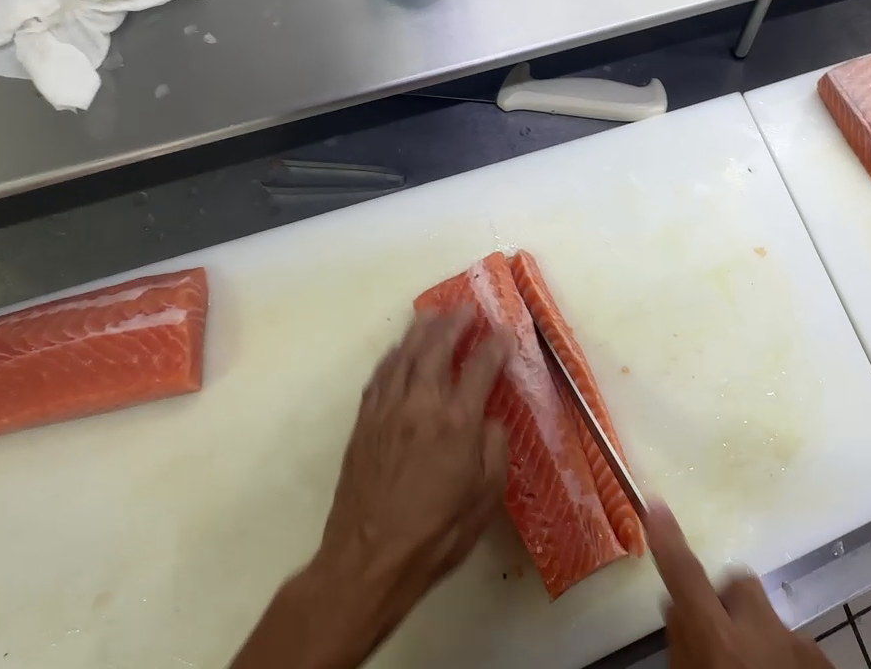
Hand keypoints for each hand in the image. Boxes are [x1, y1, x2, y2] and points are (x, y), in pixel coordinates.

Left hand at [232, 312, 509, 668]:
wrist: (369, 560)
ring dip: (420, 332)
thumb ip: (494, 447)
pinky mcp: (364, 425)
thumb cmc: (439, 531)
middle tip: (467, 309)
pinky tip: (398, 351)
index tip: (506, 331)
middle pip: (437, 348)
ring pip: (404, 357)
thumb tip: (488, 419)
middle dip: (455, 323)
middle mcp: (421, 405)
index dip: (496, 344)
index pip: (481, 366)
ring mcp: (388, 412)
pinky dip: (392, 357)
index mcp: (457, 421)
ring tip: (432, 315)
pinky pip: (379, 378)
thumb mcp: (486, 494)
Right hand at [648, 504, 831, 668]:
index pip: (686, 578)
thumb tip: (676, 609)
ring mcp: (800, 646)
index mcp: (720, 645)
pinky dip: (779, 659)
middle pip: (738, 583)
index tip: (656, 506)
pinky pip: (793, 645)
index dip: (669, 541)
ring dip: (754, 637)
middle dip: (723, 599)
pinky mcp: (823, 662)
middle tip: (713, 636)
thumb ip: (682, 649)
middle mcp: (763, 633)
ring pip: (769, 618)